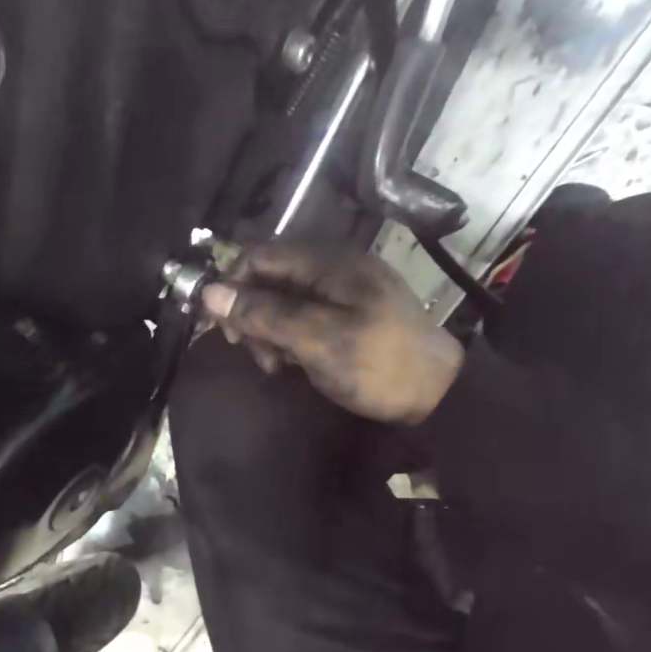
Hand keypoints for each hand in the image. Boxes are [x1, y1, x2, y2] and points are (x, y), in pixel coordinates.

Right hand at [202, 242, 464, 424]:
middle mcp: (334, 267)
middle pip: (270, 279)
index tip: (225, 329)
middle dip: (253, 315)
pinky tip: (295, 364)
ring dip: (270, 331)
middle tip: (257, 355)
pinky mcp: (351, 314)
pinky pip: (305, 317)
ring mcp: (345, 291)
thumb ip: (264, 314)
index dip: (233, 287)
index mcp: (329, 261)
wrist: (440, 394)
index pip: (259, 256)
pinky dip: (292, 339)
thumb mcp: (316, 340)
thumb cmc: (377, 364)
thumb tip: (210, 293)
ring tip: (277, 365)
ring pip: (285, 301)